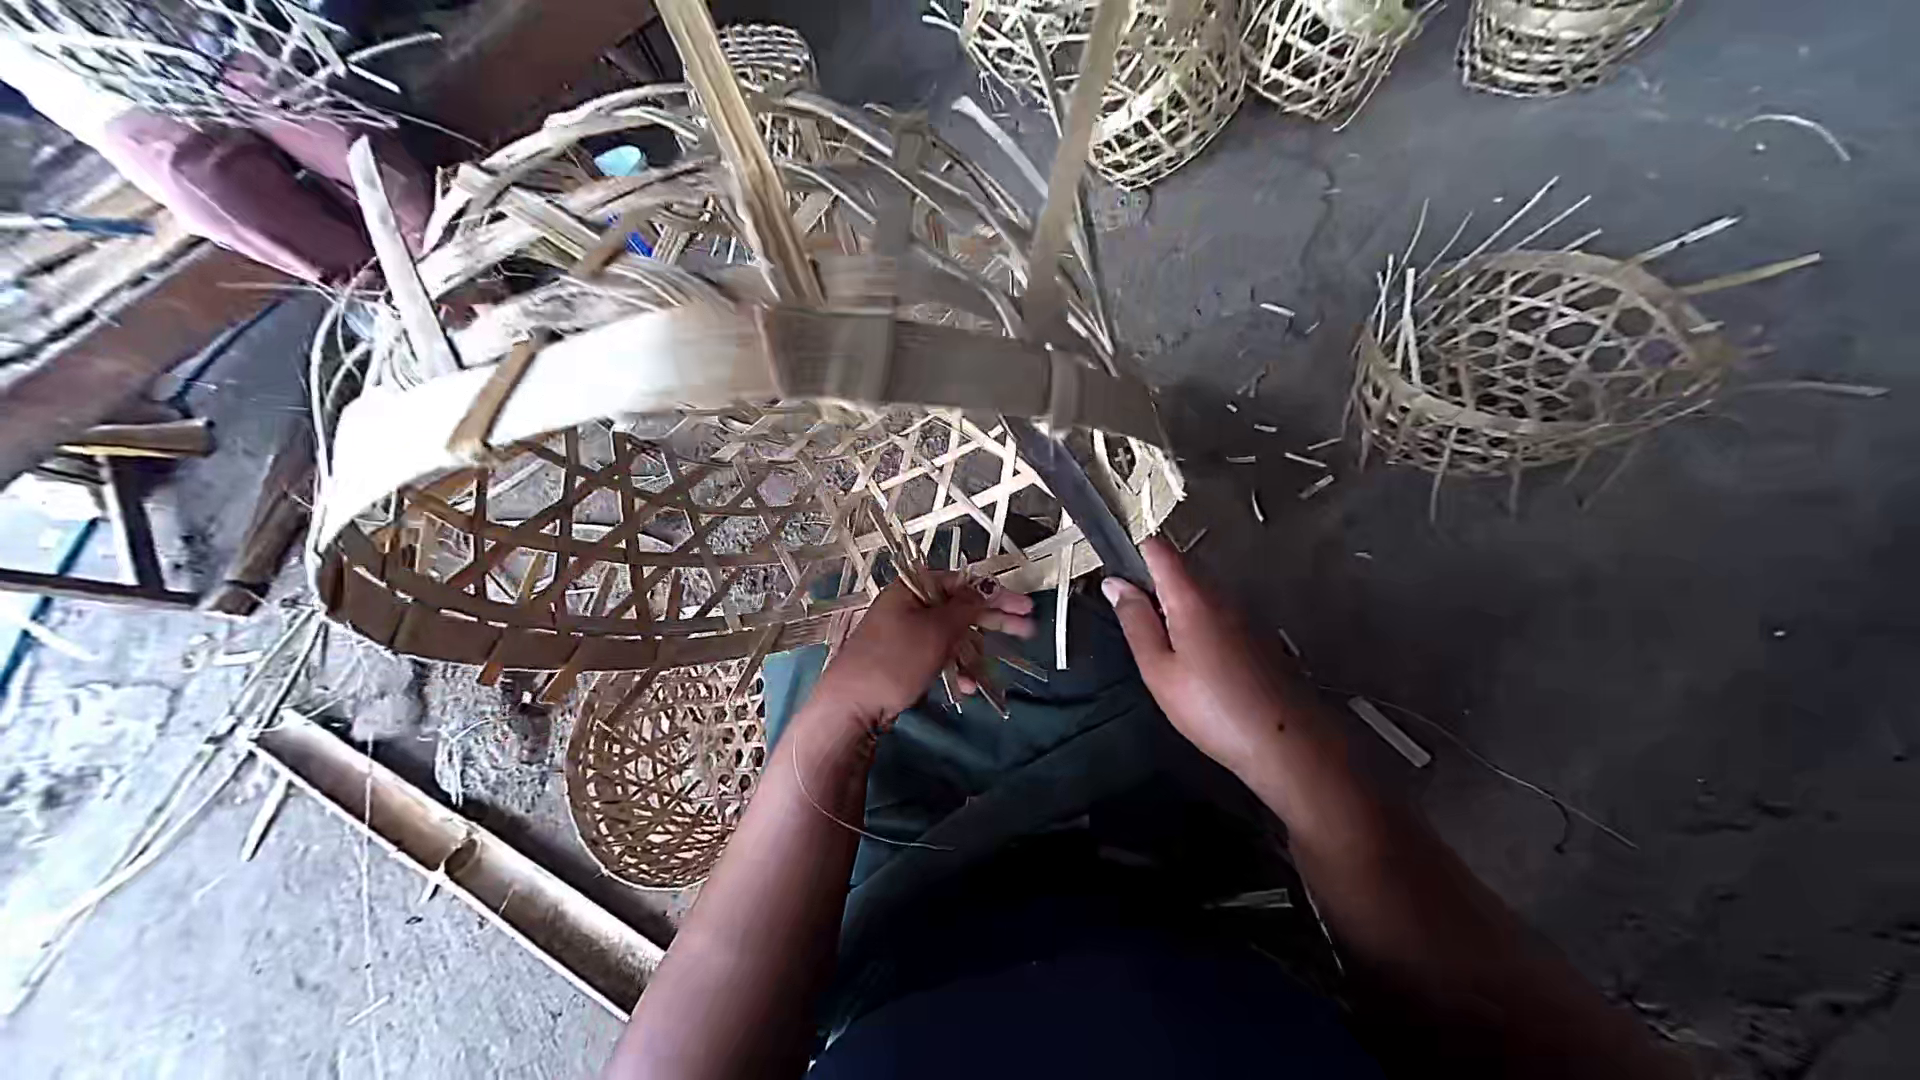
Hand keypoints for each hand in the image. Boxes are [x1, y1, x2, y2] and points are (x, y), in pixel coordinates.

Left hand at [810, 573, 1035, 730]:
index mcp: (912, 590)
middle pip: (960, 608)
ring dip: (976, 650)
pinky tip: (968, 687)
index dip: (995, 593)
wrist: (850, 706)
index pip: (961, 582)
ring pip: (951, 635)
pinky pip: (937, 656)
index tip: (1024, 605)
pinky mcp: (903, 660)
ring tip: (1000, 665)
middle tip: (1028, 630)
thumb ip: (966, 607)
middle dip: (994, 620)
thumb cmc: (894, 660)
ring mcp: (904, 634)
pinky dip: (955, 668)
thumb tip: (987, 587)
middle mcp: (908, 607)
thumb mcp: (936, 630)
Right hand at [1103, 537, 1299, 777]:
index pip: (1159, 549)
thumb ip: (1135, 620)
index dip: (1133, 555)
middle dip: (1152, 585)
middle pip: (1180, 567)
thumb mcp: (1158, 668)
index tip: (1117, 580)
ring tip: (1164, 650)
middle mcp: (1222, 594)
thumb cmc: (1213, 708)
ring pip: (1200, 591)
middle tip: (1136, 626)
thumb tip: (1115, 584)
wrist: (1288, 743)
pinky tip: (1195, 663)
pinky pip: (1218, 611)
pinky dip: (1198, 624)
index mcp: (1192, 596)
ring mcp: (1244, 612)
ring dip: (1175, 607)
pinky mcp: (1257, 633)